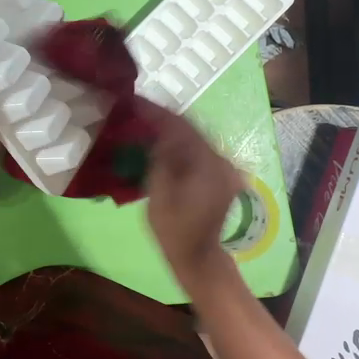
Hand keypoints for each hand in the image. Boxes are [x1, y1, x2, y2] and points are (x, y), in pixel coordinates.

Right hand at [141, 105, 244, 285]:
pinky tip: (161, 143)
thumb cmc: (173, 229)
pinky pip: (198, 151)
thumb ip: (159, 156)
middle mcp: (222, 160)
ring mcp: (225, 168)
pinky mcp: (222, 175)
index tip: (133, 100)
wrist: (198, 257)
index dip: (155, 111)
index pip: (180, 126)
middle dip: (162, 118)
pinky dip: (180, 144)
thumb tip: (155, 132)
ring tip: (145, 123)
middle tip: (136, 110)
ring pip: (194, 138)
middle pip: (190, 128)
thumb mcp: (158, 191)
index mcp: (208, 163)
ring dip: (171, 129)